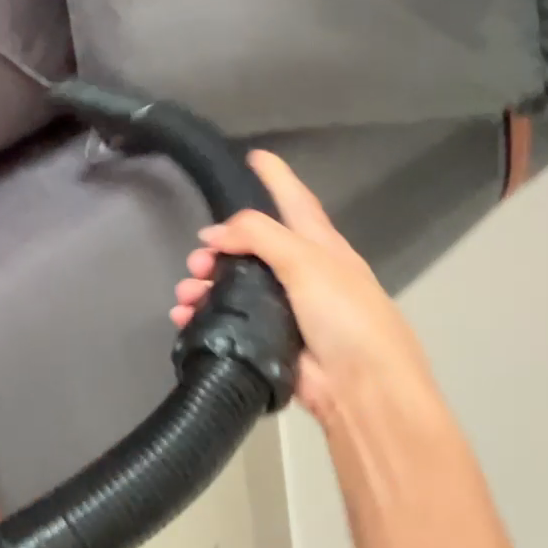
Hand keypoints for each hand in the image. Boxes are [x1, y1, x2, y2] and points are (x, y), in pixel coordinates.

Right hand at [171, 150, 433, 424]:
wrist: (363, 391)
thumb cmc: (347, 317)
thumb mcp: (307, 261)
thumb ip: (257, 235)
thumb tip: (212, 235)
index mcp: (322, 248)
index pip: (296, 202)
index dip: (277, 178)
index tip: (256, 155)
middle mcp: (303, 273)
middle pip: (250, 246)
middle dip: (218, 246)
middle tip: (197, 259)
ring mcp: (285, 308)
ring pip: (231, 283)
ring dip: (203, 284)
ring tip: (187, 293)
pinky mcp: (267, 339)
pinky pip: (225, 318)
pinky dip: (200, 314)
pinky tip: (184, 316)